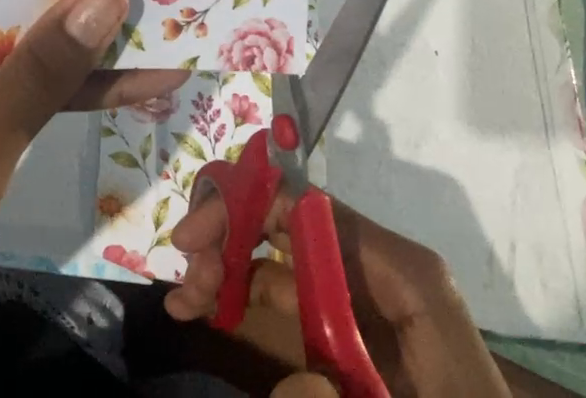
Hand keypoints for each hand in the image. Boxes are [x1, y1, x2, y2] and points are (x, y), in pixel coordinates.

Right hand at [163, 194, 508, 397]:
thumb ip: (344, 397)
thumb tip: (299, 385)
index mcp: (402, 271)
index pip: (309, 206)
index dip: (241, 206)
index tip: (191, 239)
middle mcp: (377, 262)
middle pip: (283, 217)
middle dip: (225, 236)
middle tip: (185, 275)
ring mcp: (359, 287)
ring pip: (274, 250)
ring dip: (223, 265)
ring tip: (183, 301)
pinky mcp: (346, 315)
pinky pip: (284, 284)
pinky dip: (239, 289)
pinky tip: (201, 308)